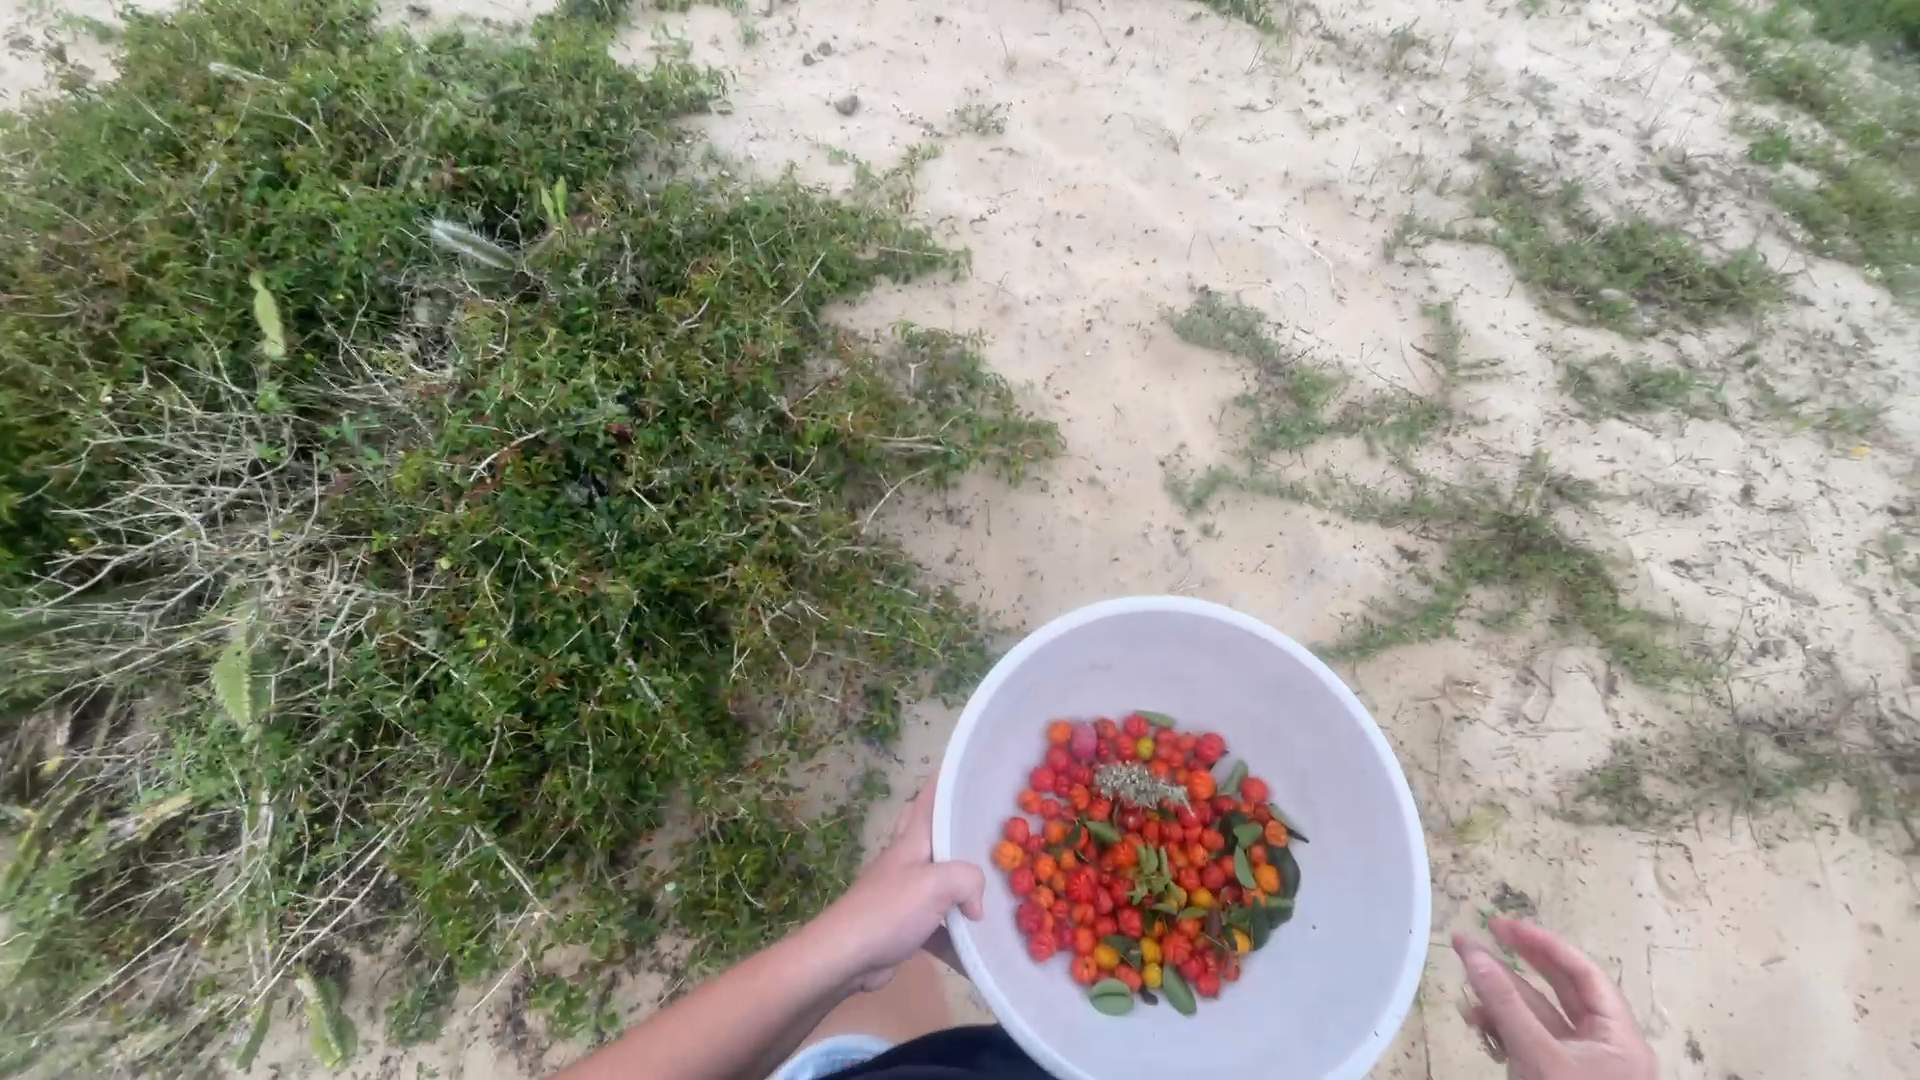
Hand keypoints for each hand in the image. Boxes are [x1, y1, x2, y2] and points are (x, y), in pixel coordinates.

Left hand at [801, 775, 984, 992]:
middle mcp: (908, 862)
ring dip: (963, 890)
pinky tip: (976, 953)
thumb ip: (967, 880)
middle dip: (958, 834)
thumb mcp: (935, 885)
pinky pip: (938, 928)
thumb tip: (976, 905)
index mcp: (912, 841)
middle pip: (934, 838)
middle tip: (988, 835)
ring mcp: (905, 895)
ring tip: (994, 891)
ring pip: (941, 884)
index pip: (927, 801)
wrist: (846, 957)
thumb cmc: (888, 910)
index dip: (943, 782)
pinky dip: (956, 939)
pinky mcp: (905, 927)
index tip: (965, 772)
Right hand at [1453, 919, 1657, 1079]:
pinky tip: (1474, 1018)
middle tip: (1484, 932)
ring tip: (1465, 973)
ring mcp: (1577, 1061)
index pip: (1584, 974)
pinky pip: (1526, 1036)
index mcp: (1619, 1038)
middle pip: (1561, 988)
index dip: (1544, 944)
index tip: (1503, 925)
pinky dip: (1500, 1022)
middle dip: (1519, 960)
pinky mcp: (1552, 1074)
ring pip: (1537, 1011)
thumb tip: (1471, 950)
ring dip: (1500, 992)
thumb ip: (1503, 1002)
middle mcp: (1602, 1044)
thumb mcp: (1537, 1056)